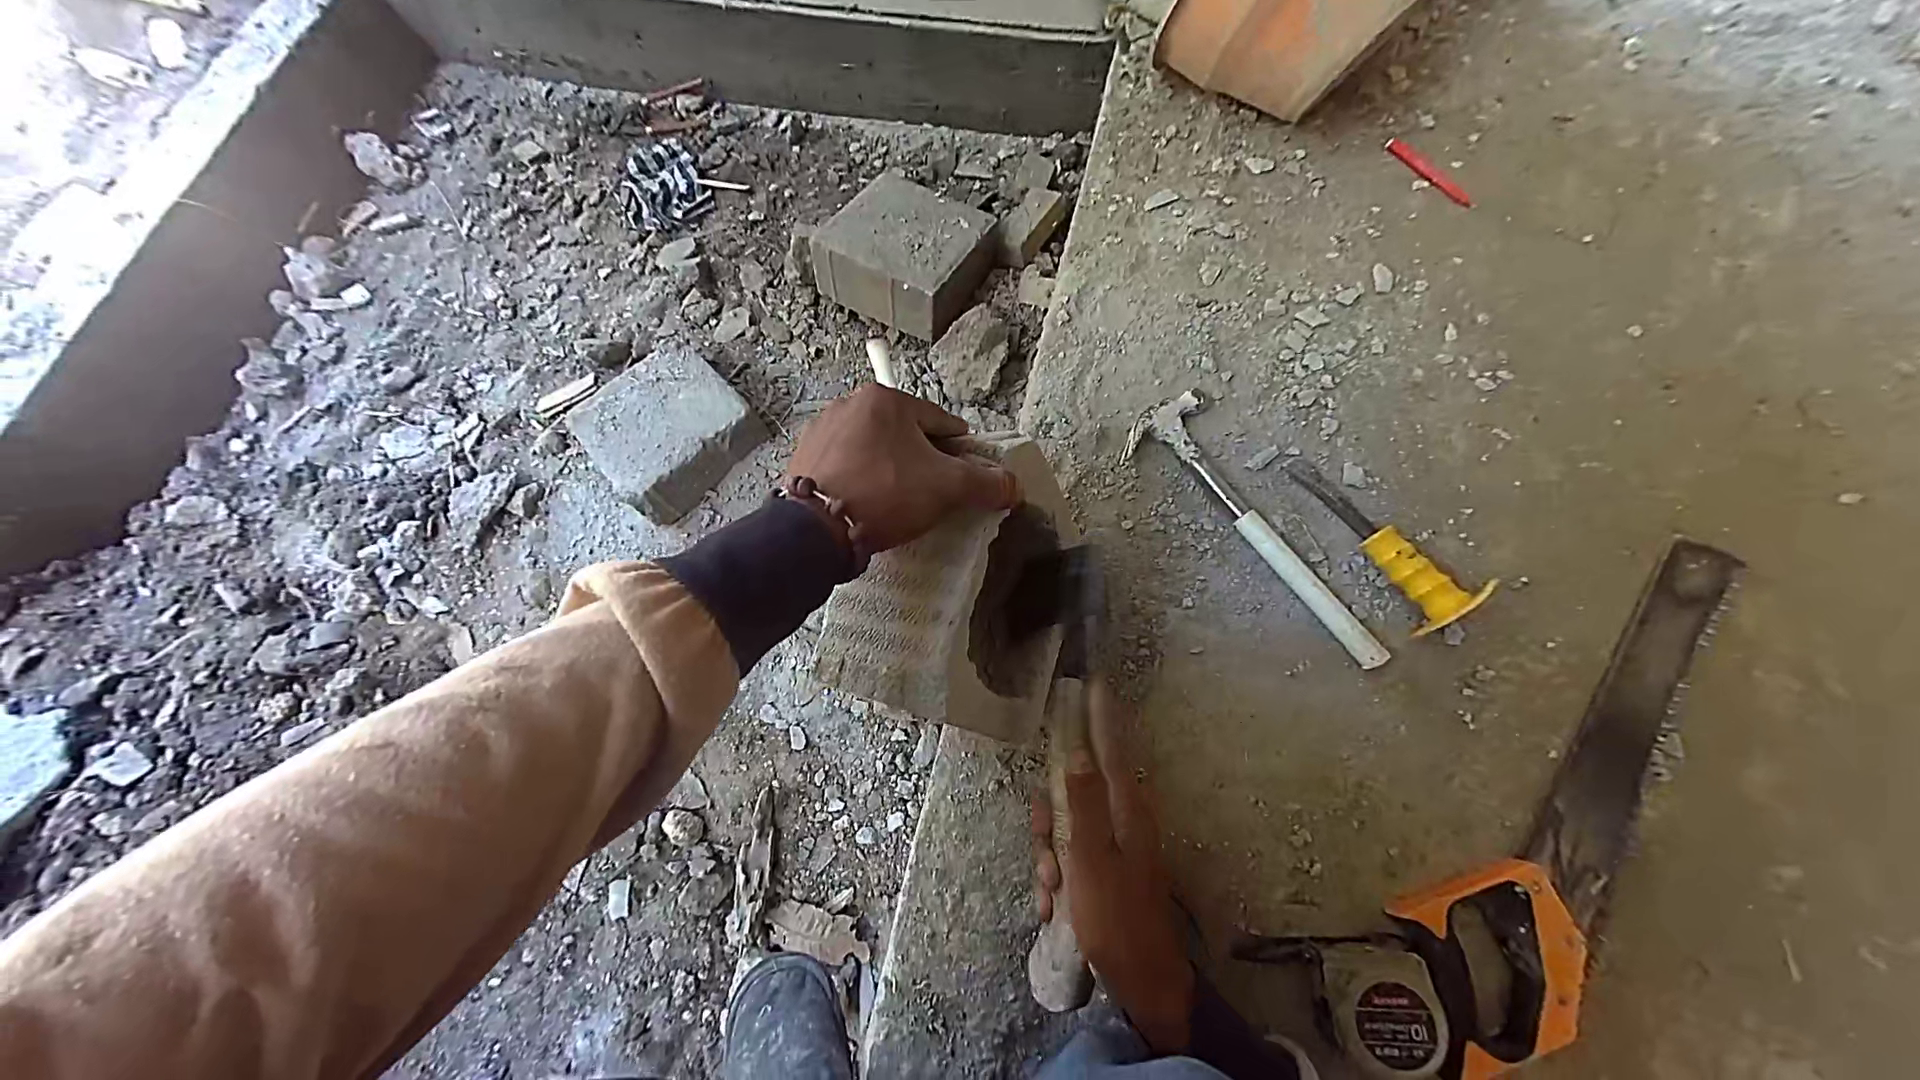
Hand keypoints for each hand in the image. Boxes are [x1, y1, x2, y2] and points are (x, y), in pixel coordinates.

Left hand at [783, 384, 1019, 556]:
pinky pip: (846, 465)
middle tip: (929, 494)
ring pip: (873, 449)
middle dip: (921, 462)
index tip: (963, 475)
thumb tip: (1014, 486)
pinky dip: (860, 479)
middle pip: (904, 435)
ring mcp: (822, 430)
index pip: (940, 422)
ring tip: (897, 503)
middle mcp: (849, 404)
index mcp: (886, 399)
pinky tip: (867, 504)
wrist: (816, 529)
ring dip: (889, 470)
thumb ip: (985, 483)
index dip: (959, 451)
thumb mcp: (946, 487)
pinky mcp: (804, 457)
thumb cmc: (884, 494)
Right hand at [1032, 683, 1195, 1052]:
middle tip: (1047, 857)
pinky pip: (1068, 853)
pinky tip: (1058, 906)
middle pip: (1074, 787)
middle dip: (1049, 821)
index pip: (1110, 744)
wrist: (1143, 982)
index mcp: (1125, 806)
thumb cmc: (1115, 918)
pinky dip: (1058, 876)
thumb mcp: (1090, 859)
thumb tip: (1077, 749)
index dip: (1098, 711)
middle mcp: (1122, 816)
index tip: (1091, 678)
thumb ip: (1081, 802)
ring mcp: (1114, 842)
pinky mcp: (1105, 865)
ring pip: (1064, 823)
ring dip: (1049, 855)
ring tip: (1054, 892)